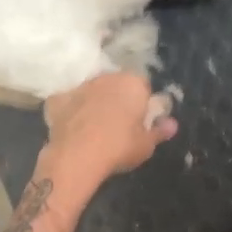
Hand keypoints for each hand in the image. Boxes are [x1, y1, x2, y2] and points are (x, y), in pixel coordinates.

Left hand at [41, 72, 178, 187]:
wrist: (77, 154)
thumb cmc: (119, 147)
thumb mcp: (146, 145)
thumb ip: (159, 131)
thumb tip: (172, 123)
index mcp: (132, 83)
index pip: (143, 87)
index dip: (143, 103)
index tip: (140, 121)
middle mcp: (107, 77)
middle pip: (117, 84)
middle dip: (119, 99)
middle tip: (120, 125)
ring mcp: (81, 85)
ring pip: (93, 90)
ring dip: (95, 102)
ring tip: (95, 127)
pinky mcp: (59, 96)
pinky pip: (69, 100)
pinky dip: (71, 110)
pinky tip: (73, 127)